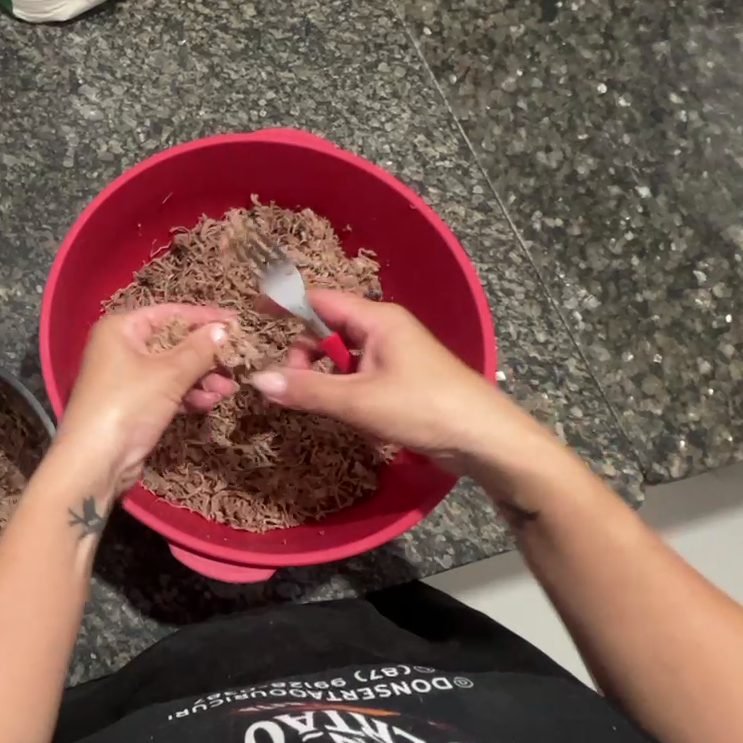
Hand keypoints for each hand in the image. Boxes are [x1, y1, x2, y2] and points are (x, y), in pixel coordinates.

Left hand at [49, 304, 237, 493]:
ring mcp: (126, 377)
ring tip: (228, 390)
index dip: (204, 317)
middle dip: (205, 355)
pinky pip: (166, 391)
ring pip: (172, 369)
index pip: (170, 313)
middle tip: (237, 362)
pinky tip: (208, 404)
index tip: (237, 322)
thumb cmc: (128, 404)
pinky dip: (187, 395)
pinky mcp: (133, 404)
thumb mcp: (168, 374)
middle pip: (173, 342)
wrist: (94, 461)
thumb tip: (223, 329)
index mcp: (121, 328)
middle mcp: (121, 347)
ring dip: (201, 378)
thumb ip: (199, 349)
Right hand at [249, 290, 550, 473]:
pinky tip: (348, 416)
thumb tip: (258, 380)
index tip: (254, 313)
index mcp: (376, 319)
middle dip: (303, 355)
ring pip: (340, 357)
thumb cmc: (424, 409)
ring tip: (321, 406)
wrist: (488, 442)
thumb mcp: (358, 401)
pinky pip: (357, 376)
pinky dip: (343, 391)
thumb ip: (306, 390)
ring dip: (323, 378)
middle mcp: (384, 329)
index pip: (318, 299)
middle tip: (294, 386)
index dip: (285, 303)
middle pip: (326, 330)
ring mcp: (394, 356)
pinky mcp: (400, 381)